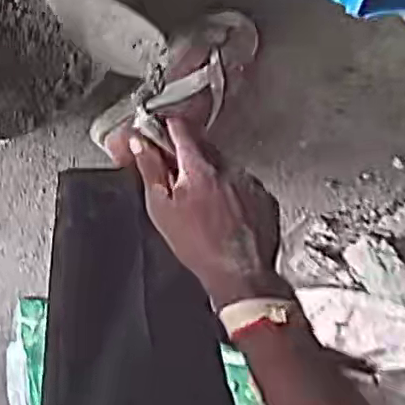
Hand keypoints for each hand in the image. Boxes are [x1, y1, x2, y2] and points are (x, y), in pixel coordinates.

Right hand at [130, 117, 290, 306]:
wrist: (242, 278)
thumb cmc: (199, 246)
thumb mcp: (161, 207)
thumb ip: (149, 168)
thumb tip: (139, 143)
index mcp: (199, 168)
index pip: (181, 127)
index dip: (166, 126)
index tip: (159, 131)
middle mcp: (227, 169)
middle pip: (202, 145)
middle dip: (186, 154)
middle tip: (175, 175)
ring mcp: (249, 182)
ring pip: (222, 164)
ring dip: (209, 173)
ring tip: (200, 202)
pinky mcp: (264, 198)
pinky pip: (242, 182)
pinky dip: (230, 189)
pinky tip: (221, 211)